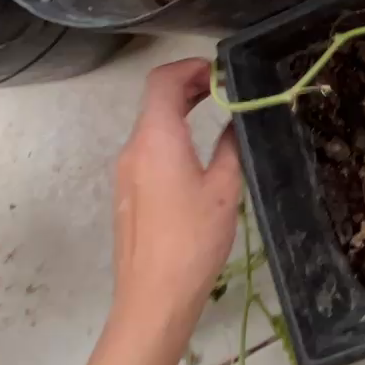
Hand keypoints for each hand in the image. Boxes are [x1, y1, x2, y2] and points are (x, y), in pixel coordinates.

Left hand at [76, 58, 241, 364]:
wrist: (153, 298)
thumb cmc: (193, 238)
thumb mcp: (226, 186)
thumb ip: (231, 144)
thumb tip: (238, 119)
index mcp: (156, 140)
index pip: (162, 81)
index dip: (191, 66)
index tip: (223, 71)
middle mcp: (134, 149)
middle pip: (155, 98)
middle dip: (190, 84)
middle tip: (228, 86)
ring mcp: (126, 171)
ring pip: (151, 121)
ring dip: (182, 107)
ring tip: (219, 109)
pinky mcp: (129, 189)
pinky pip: (149, 144)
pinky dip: (173, 130)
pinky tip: (199, 145)